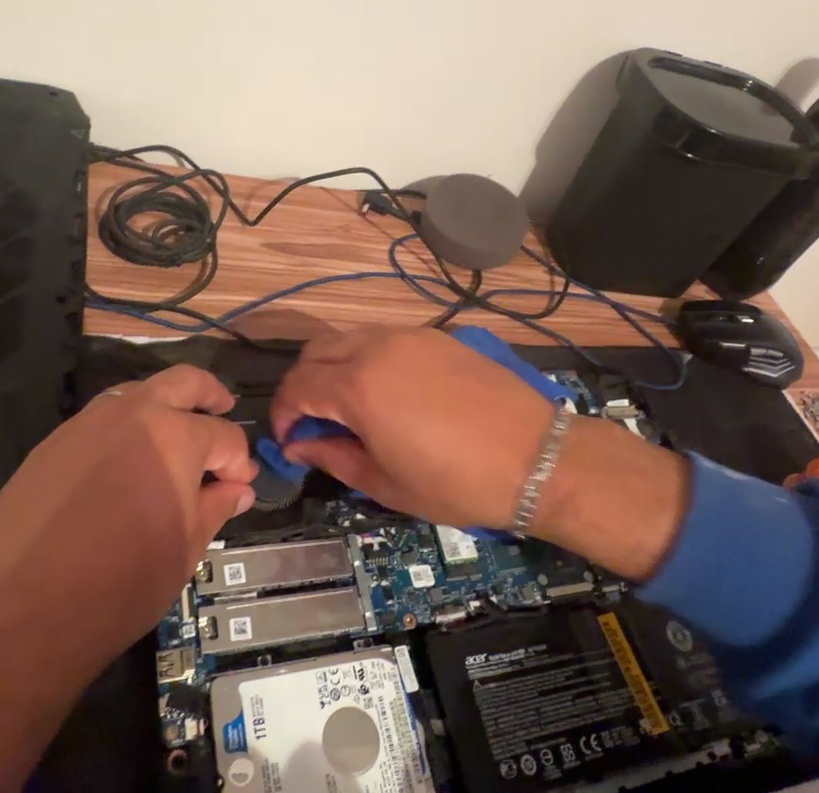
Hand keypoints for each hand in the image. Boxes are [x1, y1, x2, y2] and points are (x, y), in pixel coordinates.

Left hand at [0, 363, 255, 660]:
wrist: (11, 613)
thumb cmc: (117, 586)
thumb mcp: (183, 552)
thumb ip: (215, 508)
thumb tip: (236, 488)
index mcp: (175, 436)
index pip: (224, 436)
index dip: (239, 461)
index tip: (241, 484)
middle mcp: (131, 414)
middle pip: (183, 382)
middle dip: (209, 395)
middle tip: (223, 411)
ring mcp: (85, 425)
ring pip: (136, 394)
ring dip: (162, 407)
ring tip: (174, 441)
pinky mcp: (50, 445)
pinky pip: (99, 422)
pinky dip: (123, 431)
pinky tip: (124, 468)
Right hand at [269, 326, 559, 529]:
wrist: (535, 458)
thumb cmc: (456, 483)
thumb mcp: (386, 483)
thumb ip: (334, 456)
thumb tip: (301, 444)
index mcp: (358, 386)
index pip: (297, 386)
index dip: (283, 415)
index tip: (289, 441)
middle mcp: (378, 348)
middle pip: (316, 351)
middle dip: (301, 385)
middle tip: (310, 422)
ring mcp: (411, 337)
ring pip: (350, 338)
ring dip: (333, 367)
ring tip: (346, 407)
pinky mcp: (439, 337)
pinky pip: (385, 339)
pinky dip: (368, 358)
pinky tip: (385, 392)